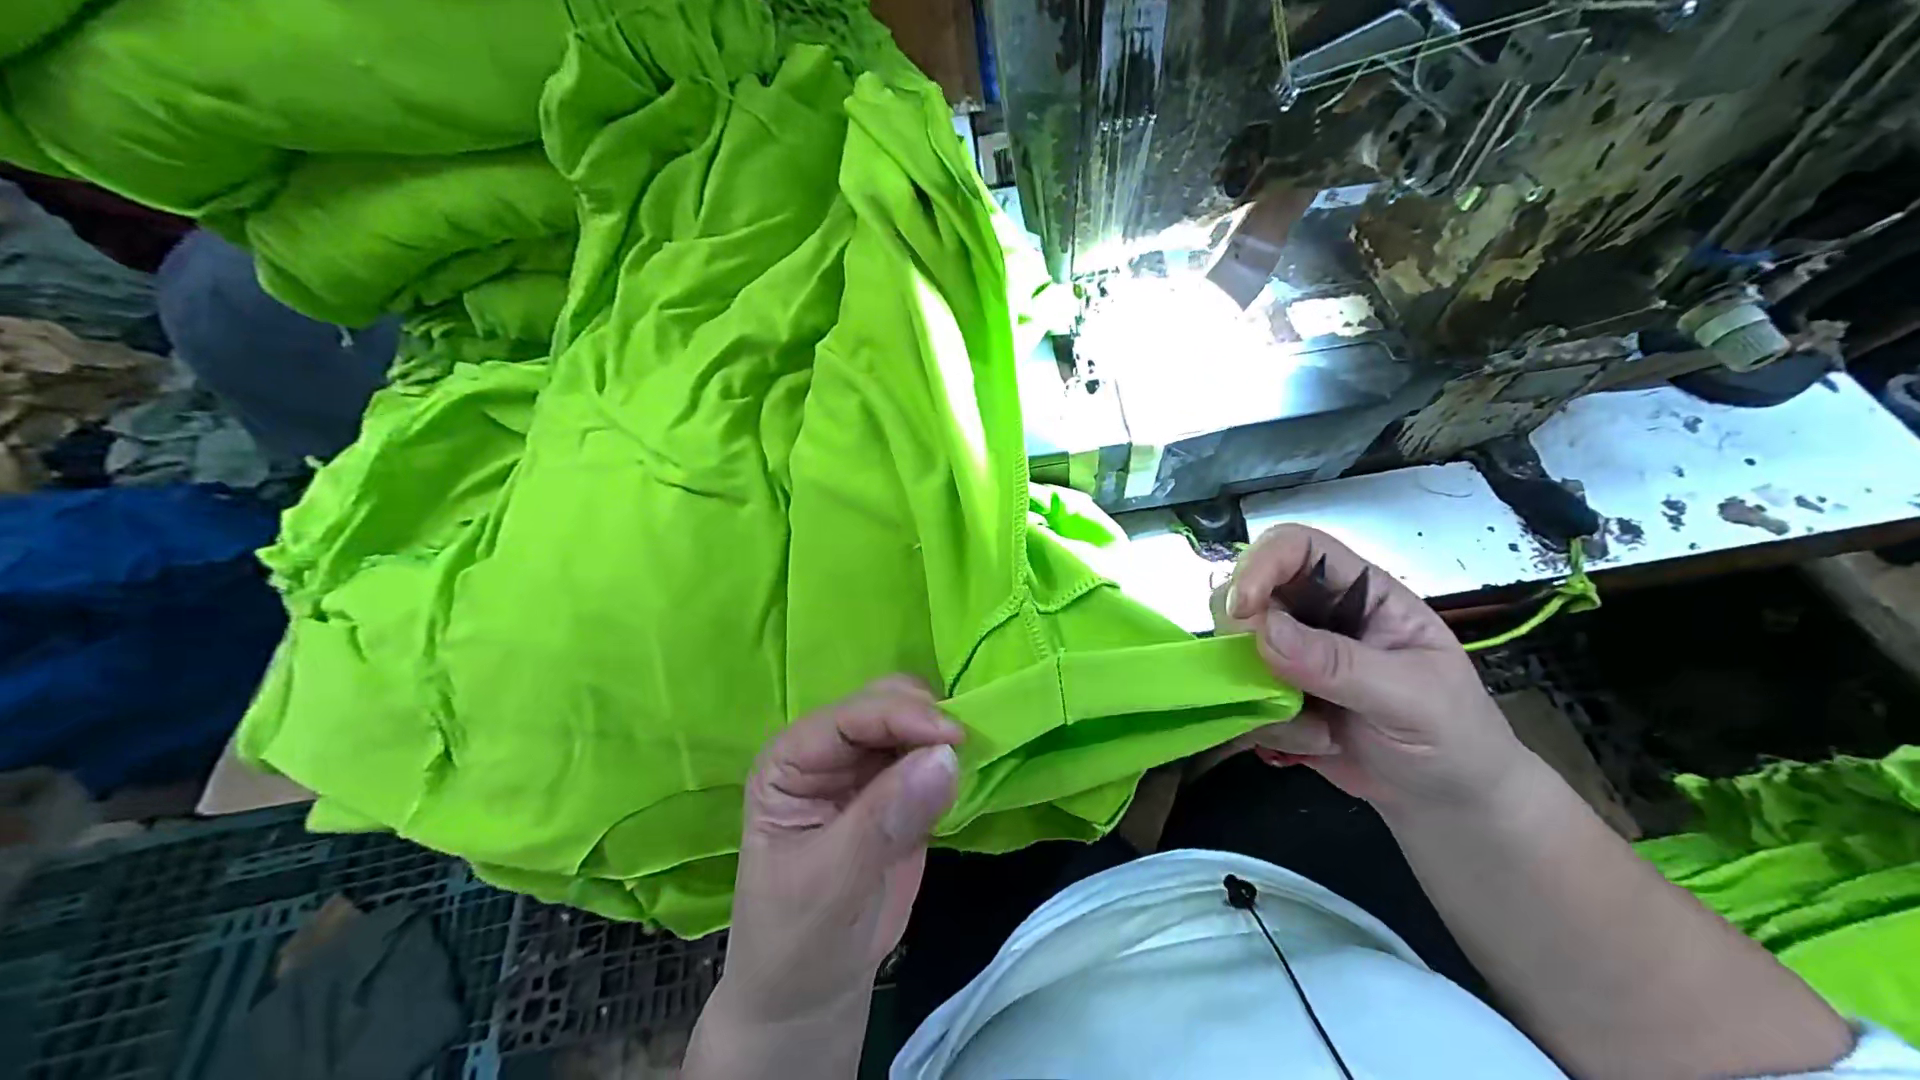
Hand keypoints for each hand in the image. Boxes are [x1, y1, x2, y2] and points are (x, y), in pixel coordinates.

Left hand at [686, 677, 961, 1078]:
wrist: (811, 990)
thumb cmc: (797, 937)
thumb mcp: (832, 881)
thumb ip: (884, 817)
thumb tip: (945, 755)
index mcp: (790, 761)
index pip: (848, 718)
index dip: (900, 716)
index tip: (953, 737)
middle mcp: (826, 752)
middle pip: (882, 704)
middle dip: (923, 717)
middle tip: (964, 748)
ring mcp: (863, 769)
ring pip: (911, 721)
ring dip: (942, 731)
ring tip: (971, 757)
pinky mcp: (898, 790)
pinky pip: (930, 754)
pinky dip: (951, 756)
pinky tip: (967, 770)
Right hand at [1216, 524, 1529, 811]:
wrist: (1448, 801)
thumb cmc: (1454, 736)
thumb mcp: (1413, 697)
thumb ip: (1341, 664)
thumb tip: (1264, 631)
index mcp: (1359, 593)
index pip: (1296, 548)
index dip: (1260, 564)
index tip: (1242, 610)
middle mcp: (1314, 615)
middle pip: (1246, 592)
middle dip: (1245, 638)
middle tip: (1272, 681)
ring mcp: (1288, 656)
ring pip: (1231, 648)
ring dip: (1259, 694)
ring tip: (1316, 730)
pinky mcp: (1272, 695)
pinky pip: (1236, 696)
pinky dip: (1260, 726)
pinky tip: (1311, 745)